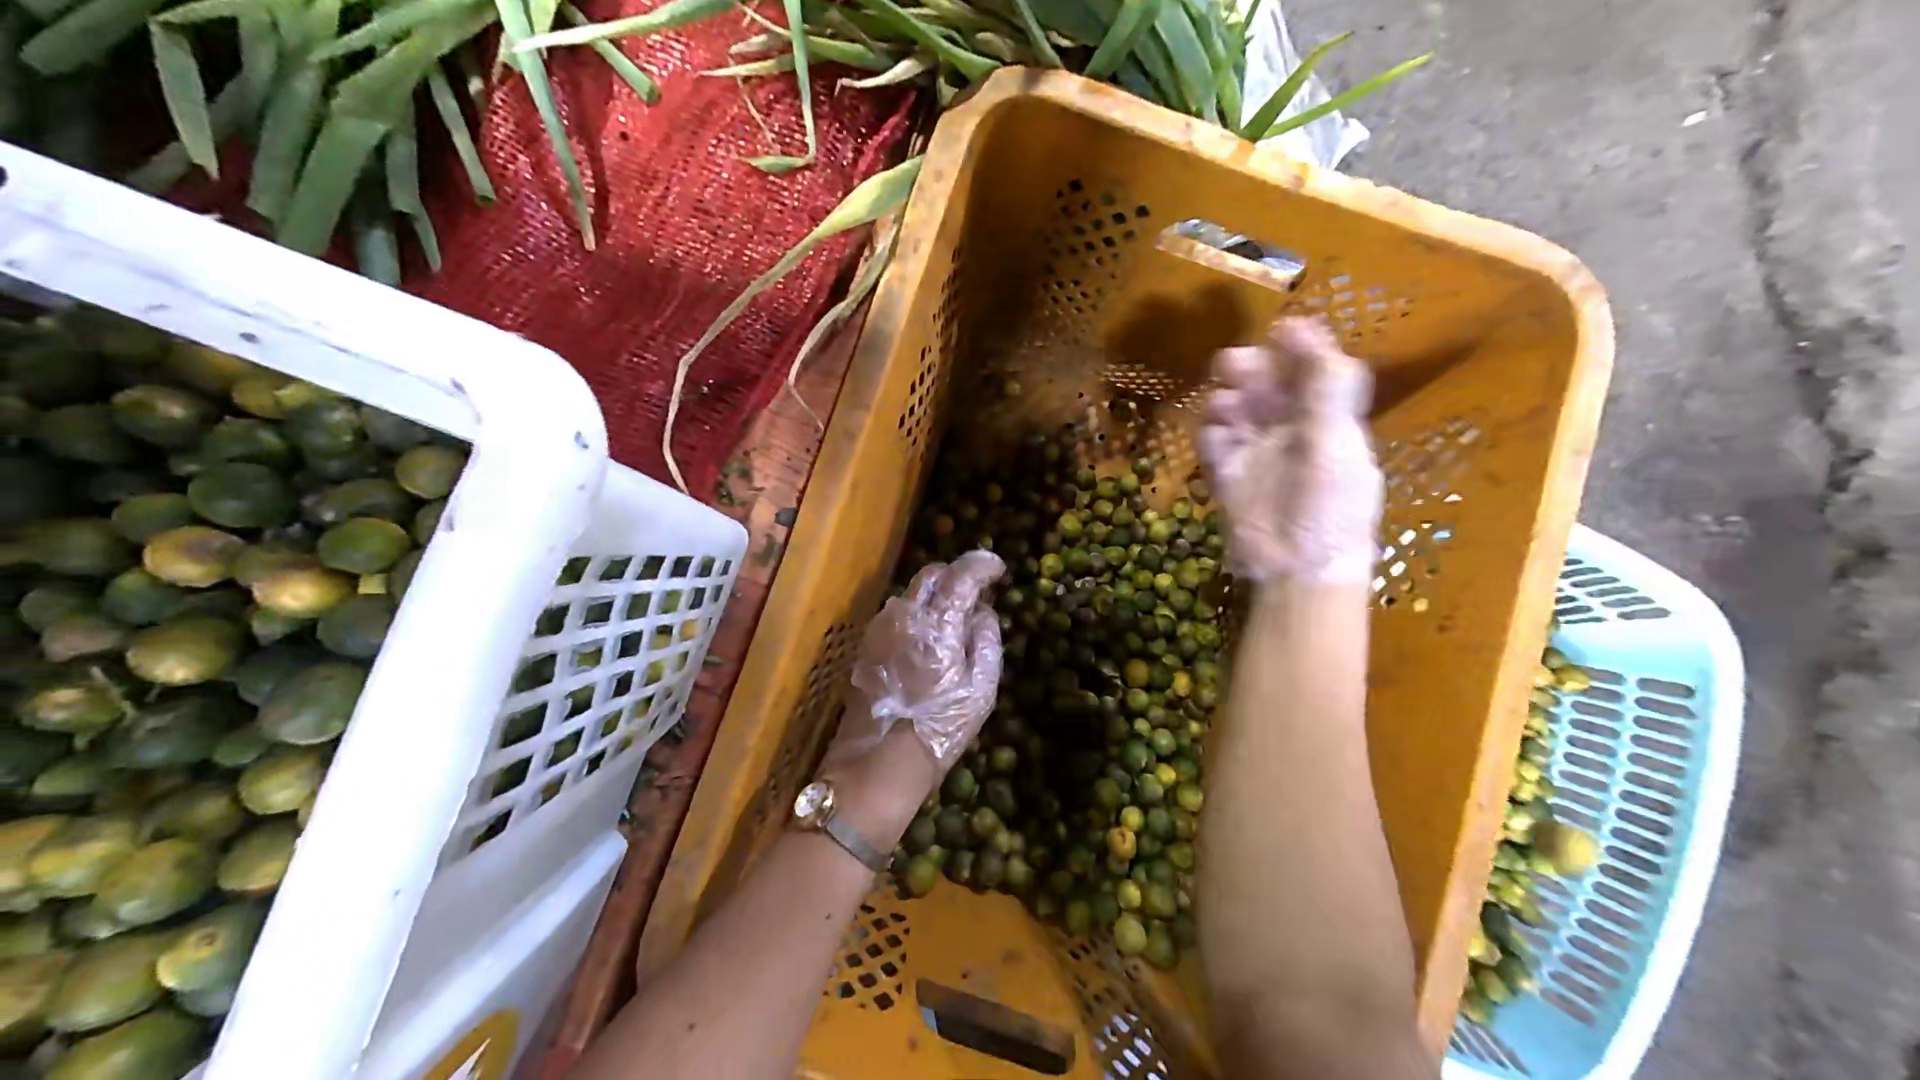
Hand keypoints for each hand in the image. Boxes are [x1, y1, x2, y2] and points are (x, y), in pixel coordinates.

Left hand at [825, 549, 1004, 795]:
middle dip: (957, 574)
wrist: (877, 761)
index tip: (998, 568)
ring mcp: (880, 627)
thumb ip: (985, 641)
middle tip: (978, 592)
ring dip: (936, 595)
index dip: (982, 565)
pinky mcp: (868, 643)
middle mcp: (903, 615)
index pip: (960, 575)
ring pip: (911, 593)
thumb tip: (982, 613)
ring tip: (955, 618)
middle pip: (931, 574)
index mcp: (936, 624)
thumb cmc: (939, 728)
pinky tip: (929, 638)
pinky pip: (897, 613)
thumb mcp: (981, 689)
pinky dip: (918, 613)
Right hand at [1198, 318, 1381, 584]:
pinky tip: (1216, 435)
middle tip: (1234, 365)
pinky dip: (1211, 433)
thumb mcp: (1336, 442)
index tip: (1278, 329)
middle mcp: (1290, 432)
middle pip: (1267, 387)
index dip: (1296, 349)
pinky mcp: (1225, 476)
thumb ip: (1323, 386)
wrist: (1296, 570)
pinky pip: (1212, 443)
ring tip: (1226, 407)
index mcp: (1327, 423)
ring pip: (1235, 411)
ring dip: (1228, 400)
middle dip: (1250, 370)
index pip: (1312, 373)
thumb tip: (1302, 328)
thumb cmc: (1329, 508)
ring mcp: (1255, 454)